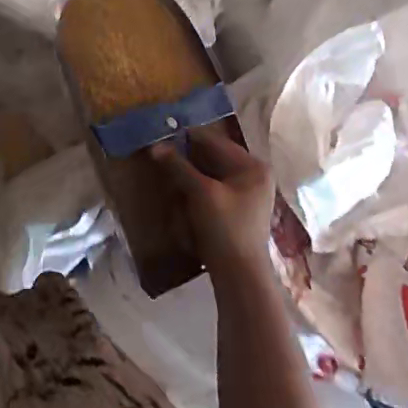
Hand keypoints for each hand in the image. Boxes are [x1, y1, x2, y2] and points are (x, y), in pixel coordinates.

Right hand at [149, 123, 275, 280]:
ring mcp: (245, 190)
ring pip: (209, 169)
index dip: (186, 136)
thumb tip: (154, 146)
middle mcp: (253, 174)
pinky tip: (176, 182)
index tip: (159, 133)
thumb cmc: (225, 228)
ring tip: (163, 163)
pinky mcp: (235, 205)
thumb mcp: (200, 192)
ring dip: (187, 167)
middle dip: (186, 152)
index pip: (214, 141)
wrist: (239, 274)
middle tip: (158, 148)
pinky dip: (194, 181)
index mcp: (253, 166)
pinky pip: (211, 183)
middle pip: (212, 154)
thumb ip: (178, 166)